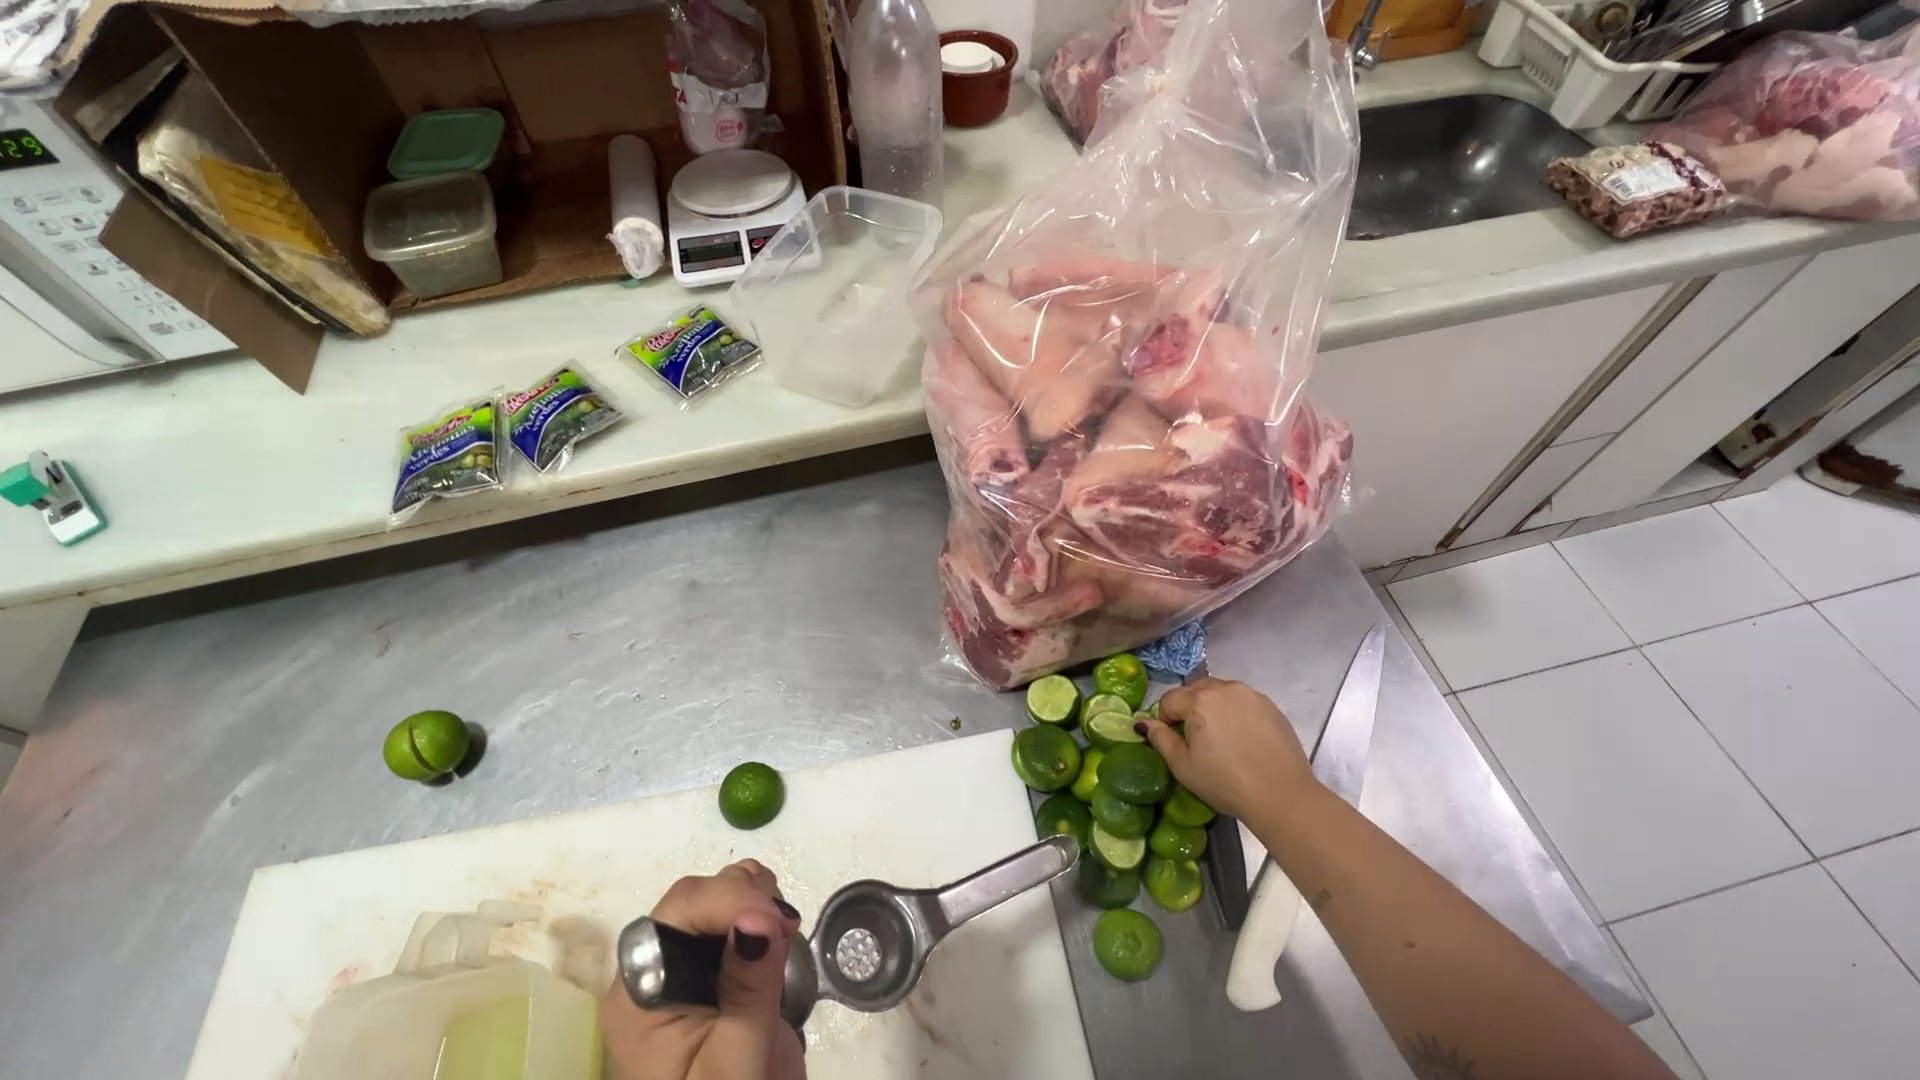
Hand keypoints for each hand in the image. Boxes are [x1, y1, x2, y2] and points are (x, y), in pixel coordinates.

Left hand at [601, 859, 807, 1079]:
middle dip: (743, 896)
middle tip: (788, 927)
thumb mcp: (738, 1061)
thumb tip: (760, 916)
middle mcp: (651, 974)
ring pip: (710, 901)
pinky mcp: (710, 975)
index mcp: (639, 997)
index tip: (778, 922)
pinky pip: (728, 922)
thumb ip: (747, 988)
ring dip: (751, 898)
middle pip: (691, 901)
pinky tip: (777, 932)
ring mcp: (680, 972)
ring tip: (784, 928)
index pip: (676, 915)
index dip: (727, 901)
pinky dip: (757, 912)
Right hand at [1138, 677, 1314, 822]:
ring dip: (1212, 708)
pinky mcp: (1271, 706)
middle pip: (1195, 690)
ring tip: (1221, 738)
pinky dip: (1235, 713)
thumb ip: (1161, 739)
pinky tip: (1242, 739)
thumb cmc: (1225, 782)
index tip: (1175, 742)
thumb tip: (1142, 723)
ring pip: (1220, 693)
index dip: (1165, 721)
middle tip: (1196, 740)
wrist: (1281, 794)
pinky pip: (1242, 701)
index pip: (1169, 700)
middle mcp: (1224, 688)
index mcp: (1199, 700)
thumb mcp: (1183, 766)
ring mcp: (1251, 695)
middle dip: (1188, 709)